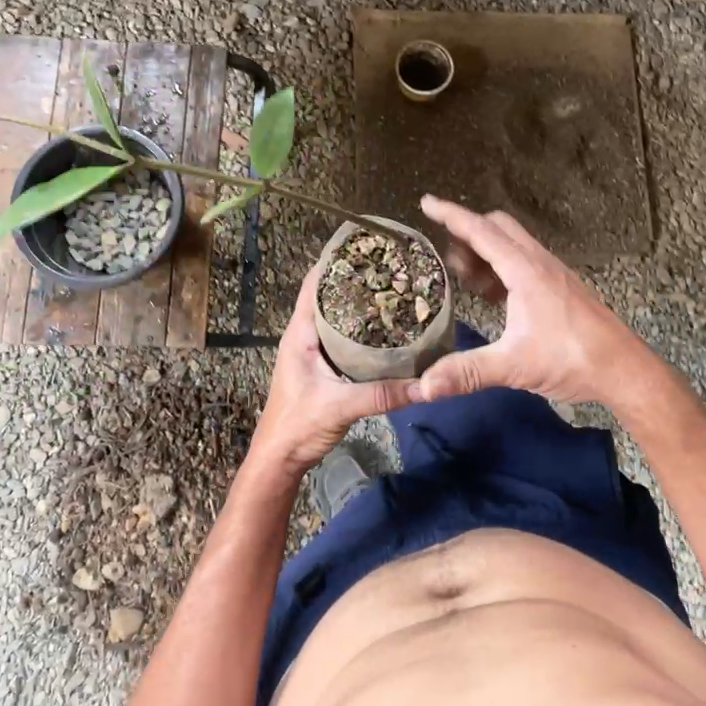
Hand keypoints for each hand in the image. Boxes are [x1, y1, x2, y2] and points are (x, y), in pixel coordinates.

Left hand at [250, 266, 414, 476]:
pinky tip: (389, 331)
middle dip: (357, 280)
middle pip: (330, 296)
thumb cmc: (297, 425)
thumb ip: (382, 395)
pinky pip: (346, 339)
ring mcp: (314, 351)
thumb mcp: (340, 407)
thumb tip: (426, 384)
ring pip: (339, 317)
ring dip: (361, 305)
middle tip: (392, 266)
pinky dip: (364, 330)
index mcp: (300, 332)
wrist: (279, 460)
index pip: (315, 283)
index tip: (367, 246)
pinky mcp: (325, 368)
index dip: (336, 261)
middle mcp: (306, 334)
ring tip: (395, 290)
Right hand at [414, 195, 657, 406]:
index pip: (480, 231)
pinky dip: (501, 267)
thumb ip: (467, 372)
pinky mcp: (561, 287)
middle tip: (445, 256)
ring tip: (464, 280)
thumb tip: (422, 387)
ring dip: (485, 251)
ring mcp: (553, 273)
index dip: (451, 215)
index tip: (426, 202)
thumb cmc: (572, 359)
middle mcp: (538, 262)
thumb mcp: (514, 366)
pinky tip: (493, 296)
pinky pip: (523, 261)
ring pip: (512, 244)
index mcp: (524, 270)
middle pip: (497, 227)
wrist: (625, 370)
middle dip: (467, 232)